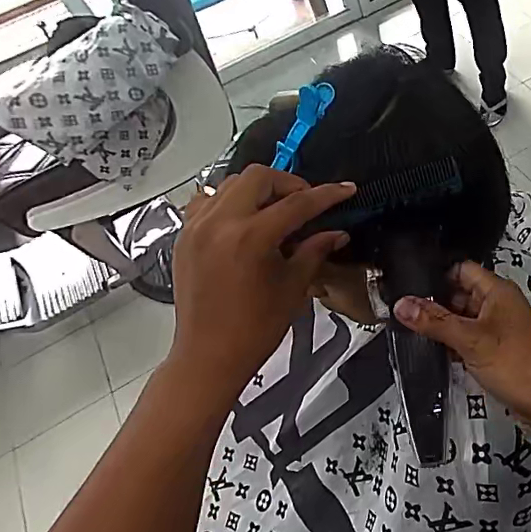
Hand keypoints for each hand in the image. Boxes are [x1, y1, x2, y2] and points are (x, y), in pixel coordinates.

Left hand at [168, 166, 354, 390]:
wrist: (210, 354)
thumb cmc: (253, 328)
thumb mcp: (294, 286)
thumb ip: (315, 251)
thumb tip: (335, 234)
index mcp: (251, 238)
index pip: (297, 203)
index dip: (327, 195)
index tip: (344, 190)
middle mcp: (219, 224)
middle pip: (259, 177)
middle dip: (289, 184)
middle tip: (308, 202)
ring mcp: (197, 228)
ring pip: (231, 184)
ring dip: (260, 190)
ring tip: (278, 212)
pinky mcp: (186, 237)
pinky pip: (208, 201)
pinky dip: (231, 202)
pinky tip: (247, 221)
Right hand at [392, 262, 530, 422]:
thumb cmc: (521, 366)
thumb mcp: (470, 340)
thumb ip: (435, 321)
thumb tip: (404, 305)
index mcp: (499, 291)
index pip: (462, 269)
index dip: (437, 276)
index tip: (411, 287)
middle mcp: (500, 305)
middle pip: (460, 294)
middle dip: (436, 304)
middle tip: (407, 314)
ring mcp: (499, 328)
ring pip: (463, 318)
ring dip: (444, 326)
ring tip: (417, 333)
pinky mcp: (497, 349)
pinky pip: (470, 338)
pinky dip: (455, 344)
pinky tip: (438, 352)